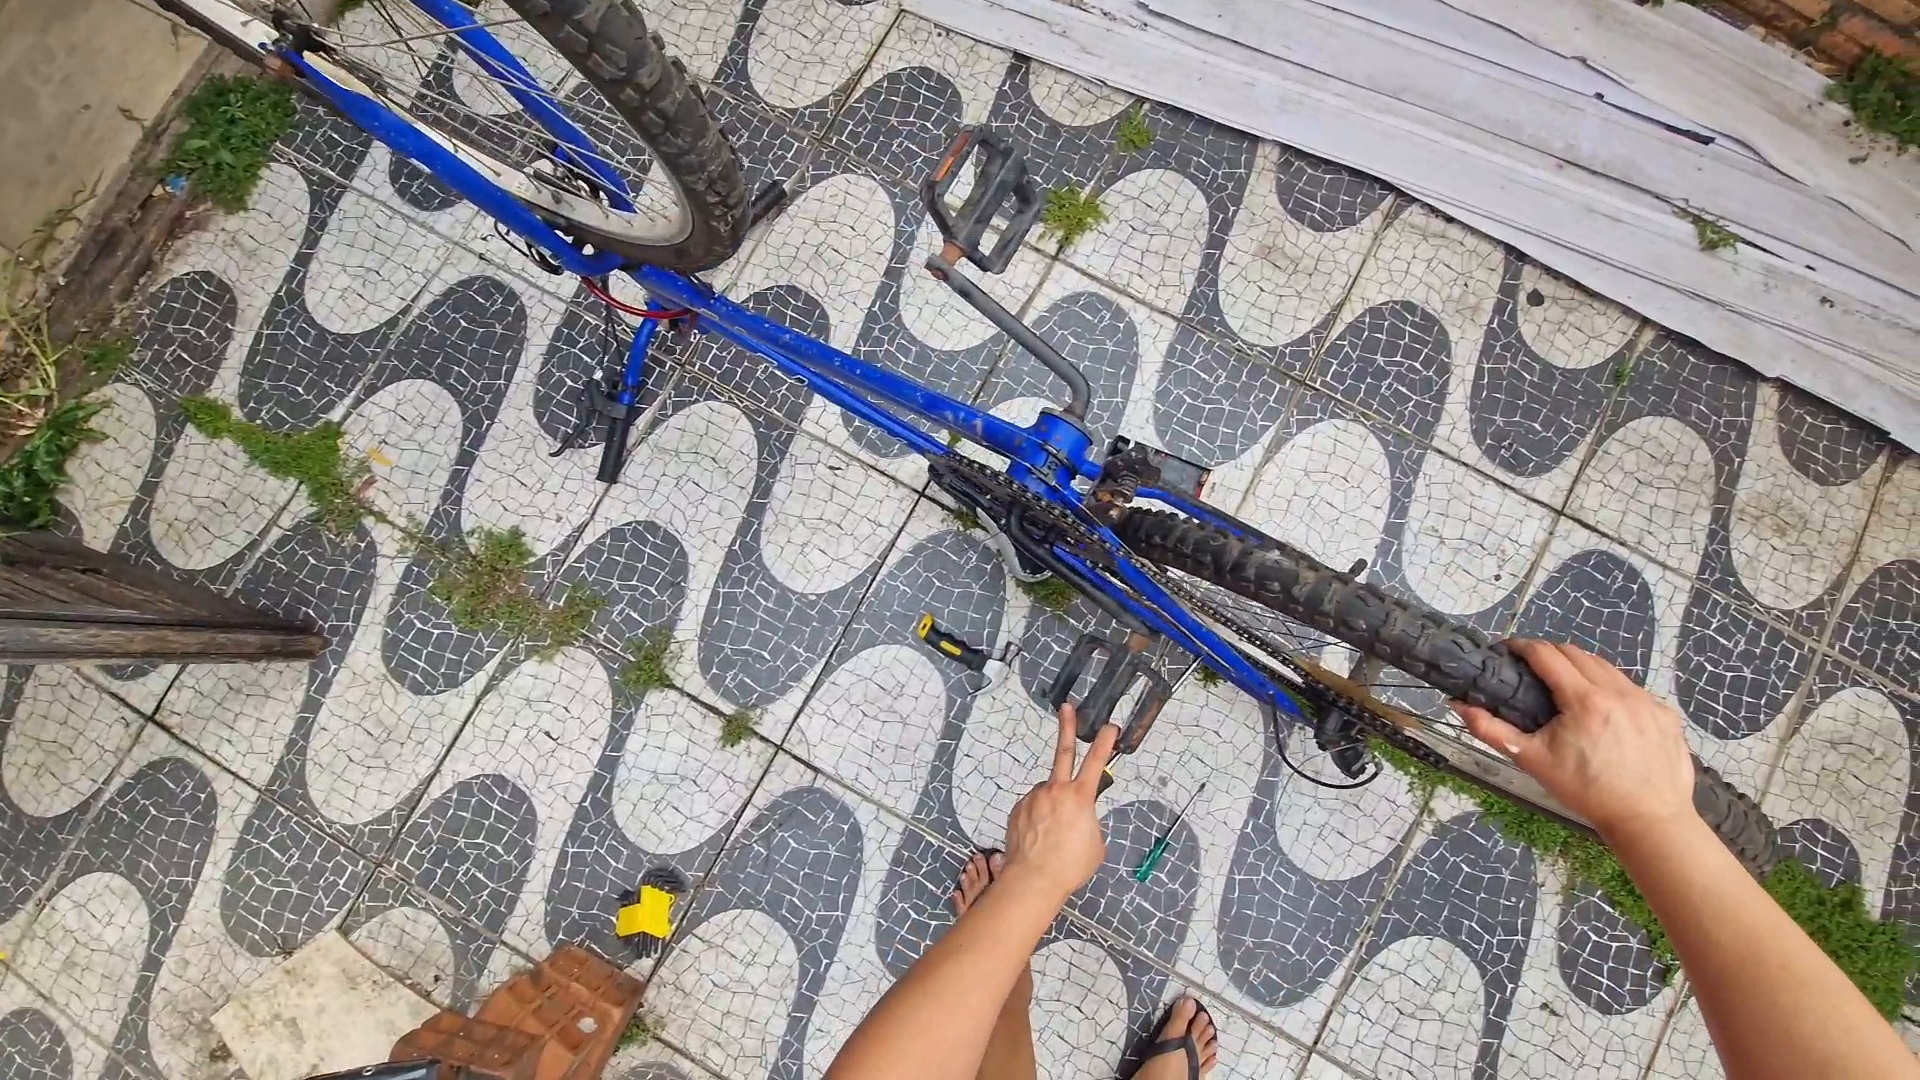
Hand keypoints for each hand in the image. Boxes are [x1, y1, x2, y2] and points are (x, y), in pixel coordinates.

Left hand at [1000, 704, 1118, 903]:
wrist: (1033, 878)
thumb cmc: (1071, 864)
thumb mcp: (1094, 843)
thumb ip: (1089, 820)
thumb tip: (1078, 815)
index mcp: (1080, 797)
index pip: (1097, 763)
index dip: (1105, 742)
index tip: (1110, 725)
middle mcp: (1056, 790)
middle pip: (1063, 751)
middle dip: (1066, 727)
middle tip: (1066, 707)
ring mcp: (1034, 796)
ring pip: (1048, 794)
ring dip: (1053, 807)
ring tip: (1053, 834)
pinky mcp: (1019, 807)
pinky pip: (1034, 808)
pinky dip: (1039, 818)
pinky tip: (1039, 837)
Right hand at [1454, 640, 1695, 841]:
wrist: (1648, 819)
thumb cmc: (1584, 789)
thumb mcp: (1530, 759)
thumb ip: (1490, 729)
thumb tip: (1458, 704)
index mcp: (1585, 700)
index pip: (1547, 654)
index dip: (1522, 646)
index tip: (1506, 652)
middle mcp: (1620, 693)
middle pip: (1576, 653)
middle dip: (1548, 653)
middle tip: (1529, 669)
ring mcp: (1647, 702)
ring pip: (1605, 667)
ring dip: (1578, 667)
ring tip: (1562, 686)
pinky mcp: (1666, 714)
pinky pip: (1629, 687)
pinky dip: (1607, 687)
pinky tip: (1599, 709)